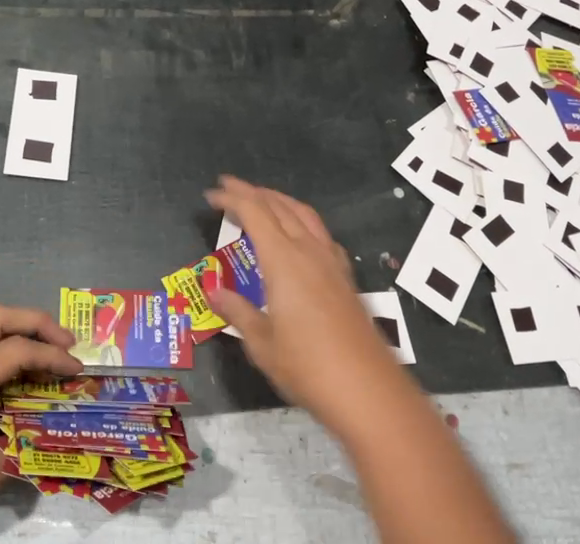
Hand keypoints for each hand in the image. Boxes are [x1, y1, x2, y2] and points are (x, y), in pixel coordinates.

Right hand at [206, 175, 405, 429]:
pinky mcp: (345, 278)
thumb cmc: (307, 367)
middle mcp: (308, 252)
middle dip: (252, 192)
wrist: (368, 391)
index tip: (211, 195)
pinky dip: (302, 220)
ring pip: (304, 215)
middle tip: (228, 187)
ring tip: (261, 200)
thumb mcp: (261, 343)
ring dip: (279, 201)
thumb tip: (213, 291)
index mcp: (283, 260)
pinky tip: (299, 234)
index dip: (232, 199)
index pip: (254, 213)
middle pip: (279, 207)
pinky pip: (320, 233)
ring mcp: (331, 263)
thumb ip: (237, 311)